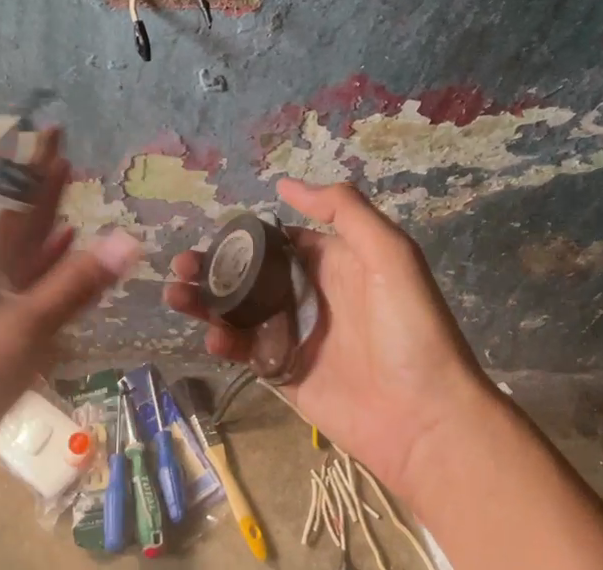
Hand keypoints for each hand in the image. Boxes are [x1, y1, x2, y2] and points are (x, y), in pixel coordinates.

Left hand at [0, 112, 143, 436]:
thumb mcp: (24, 328)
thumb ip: (76, 285)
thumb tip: (130, 242)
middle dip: (21, 169)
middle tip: (56, 138)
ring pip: (15, 241)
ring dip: (39, 208)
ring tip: (69, 174)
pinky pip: (25, 279)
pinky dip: (47, 256)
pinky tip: (70, 241)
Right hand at [164, 179, 497, 494]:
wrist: (426, 419)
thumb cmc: (409, 327)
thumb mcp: (390, 253)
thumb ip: (343, 210)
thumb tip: (285, 184)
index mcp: (333, 263)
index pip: (278, 240)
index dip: (244, 234)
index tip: (213, 230)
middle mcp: (310, 295)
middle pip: (249, 274)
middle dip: (213, 266)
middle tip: (180, 264)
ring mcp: (294, 336)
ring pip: (239, 311)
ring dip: (206, 301)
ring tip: (176, 293)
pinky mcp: (285, 375)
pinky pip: (246, 352)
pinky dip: (224, 341)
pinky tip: (212, 335)